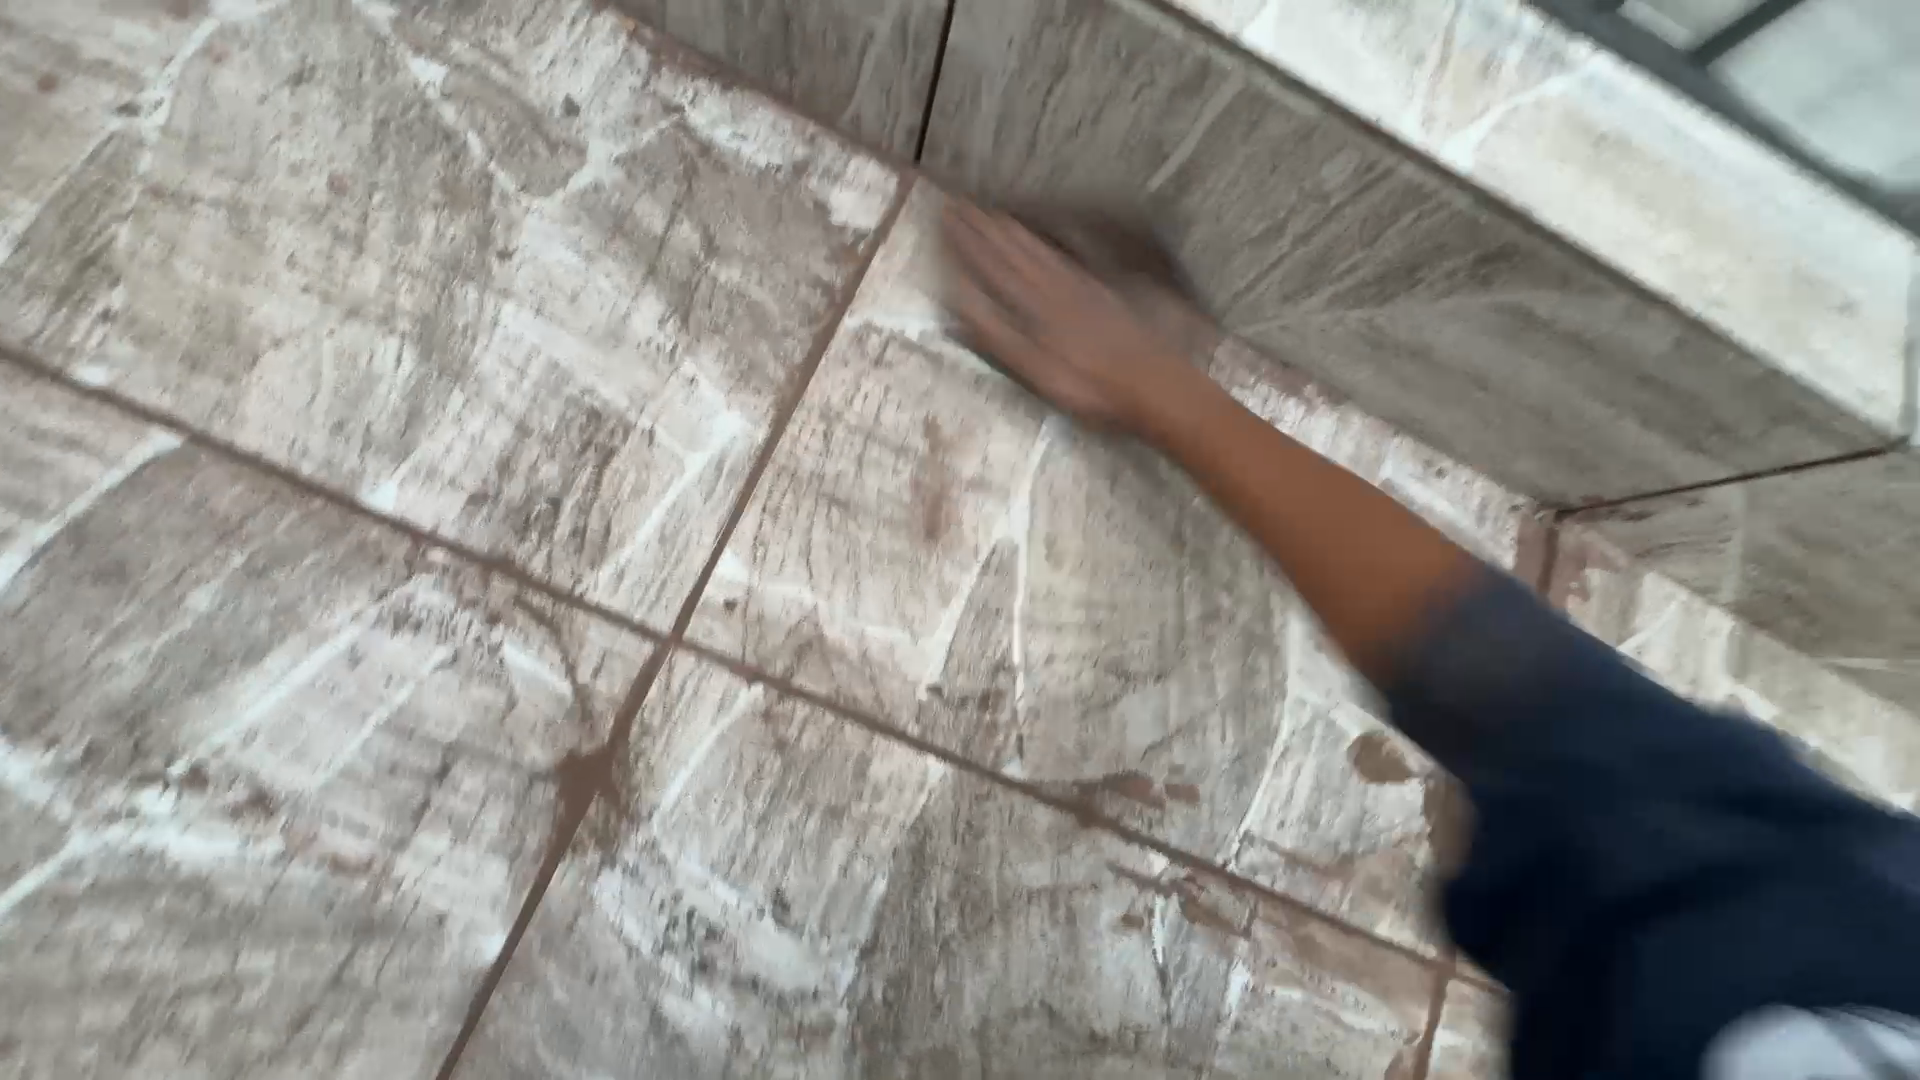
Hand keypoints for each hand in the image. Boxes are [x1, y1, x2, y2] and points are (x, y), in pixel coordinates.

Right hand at [940, 202, 1207, 434]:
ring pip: (1039, 253)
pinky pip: (1065, 260)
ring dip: (1014, 233)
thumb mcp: (1035, 370)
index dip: (967, 243)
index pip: (992, 268)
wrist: (1150, 382)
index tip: (947, 218)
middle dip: (985, 229)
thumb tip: (962, 302)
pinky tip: (1044, 242)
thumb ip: (998, 335)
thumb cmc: (1088, 386)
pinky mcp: (1099, 295)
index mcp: (1033, 308)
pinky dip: (1047, 246)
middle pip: (1014, 254)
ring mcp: (1078, 289)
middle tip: (964, 204)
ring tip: (995, 215)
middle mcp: (1053, 290)